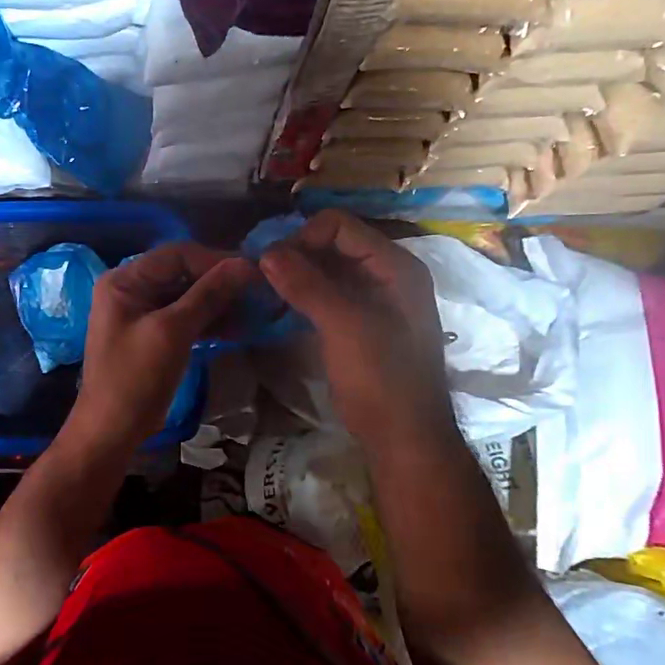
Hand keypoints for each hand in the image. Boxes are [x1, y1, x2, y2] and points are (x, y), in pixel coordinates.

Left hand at [64, 243, 253, 454]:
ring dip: (219, 302)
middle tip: (258, 289)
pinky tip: (239, 328)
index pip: (176, 255)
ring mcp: (142, 314)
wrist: (112, 431)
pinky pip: (186, 318)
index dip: (215, 260)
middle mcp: (131, 290)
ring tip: (255, 308)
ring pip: (188, 296)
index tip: (253, 270)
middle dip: (220, 281)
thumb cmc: (135, 378)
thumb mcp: (173, 331)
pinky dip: (210, 321)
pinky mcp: (155, 336)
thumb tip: (245, 265)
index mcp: (124, 280)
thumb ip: (208, 295)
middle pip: (183, 273)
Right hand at [257, 211, 456, 452]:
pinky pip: (327, 297)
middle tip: (259, 280)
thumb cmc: (381, 379)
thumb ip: (307, 285)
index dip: (301, 238)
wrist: (404, 438)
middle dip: (295, 257)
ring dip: (295, 278)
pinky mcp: (360, 325)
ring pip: (327, 272)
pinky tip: (278, 310)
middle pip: (332, 246)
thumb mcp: (345, 326)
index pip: (339, 226)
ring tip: (263, 295)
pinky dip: (302, 298)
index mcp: (394, 266)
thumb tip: (266, 253)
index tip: (268, 265)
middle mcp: (386, 275)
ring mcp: (374, 301)